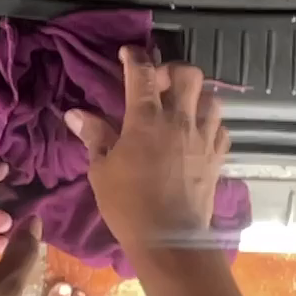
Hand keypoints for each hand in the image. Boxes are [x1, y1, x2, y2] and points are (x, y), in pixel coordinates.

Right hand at [65, 46, 231, 256]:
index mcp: (145, 120)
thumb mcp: (101, 170)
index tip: (128, 53)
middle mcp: (179, 121)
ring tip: (180, 106)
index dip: (135, 56)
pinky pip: (220, 126)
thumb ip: (94, 136)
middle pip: (188, 74)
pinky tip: (196, 132)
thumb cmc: (128, 205)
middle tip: (158, 84)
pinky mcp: (217, 156)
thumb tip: (75, 113)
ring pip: (211, 96)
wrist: (170, 242)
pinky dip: (209, 122)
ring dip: (195, 95)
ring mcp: (203, 138)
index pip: (143, 73)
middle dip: (172, 70)